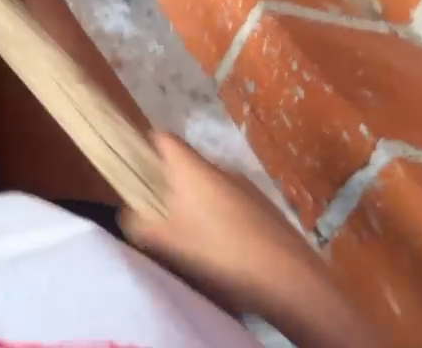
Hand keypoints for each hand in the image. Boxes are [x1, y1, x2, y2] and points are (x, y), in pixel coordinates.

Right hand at [122, 134, 320, 311]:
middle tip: (159, 210)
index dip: (144, 145)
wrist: (295, 284)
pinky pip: (235, 207)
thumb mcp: (165, 241)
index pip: (161, 136)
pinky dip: (225, 221)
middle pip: (185, 165)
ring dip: (198, 204)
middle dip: (170, 183)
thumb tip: (125, 214)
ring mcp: (249, 190)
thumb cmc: (220, 251)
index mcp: (191, 166)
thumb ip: (135, 223)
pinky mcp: (270, 212)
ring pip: (211, 187)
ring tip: (194, 237)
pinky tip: (226, 252)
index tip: (134, 166)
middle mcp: (220, 168)